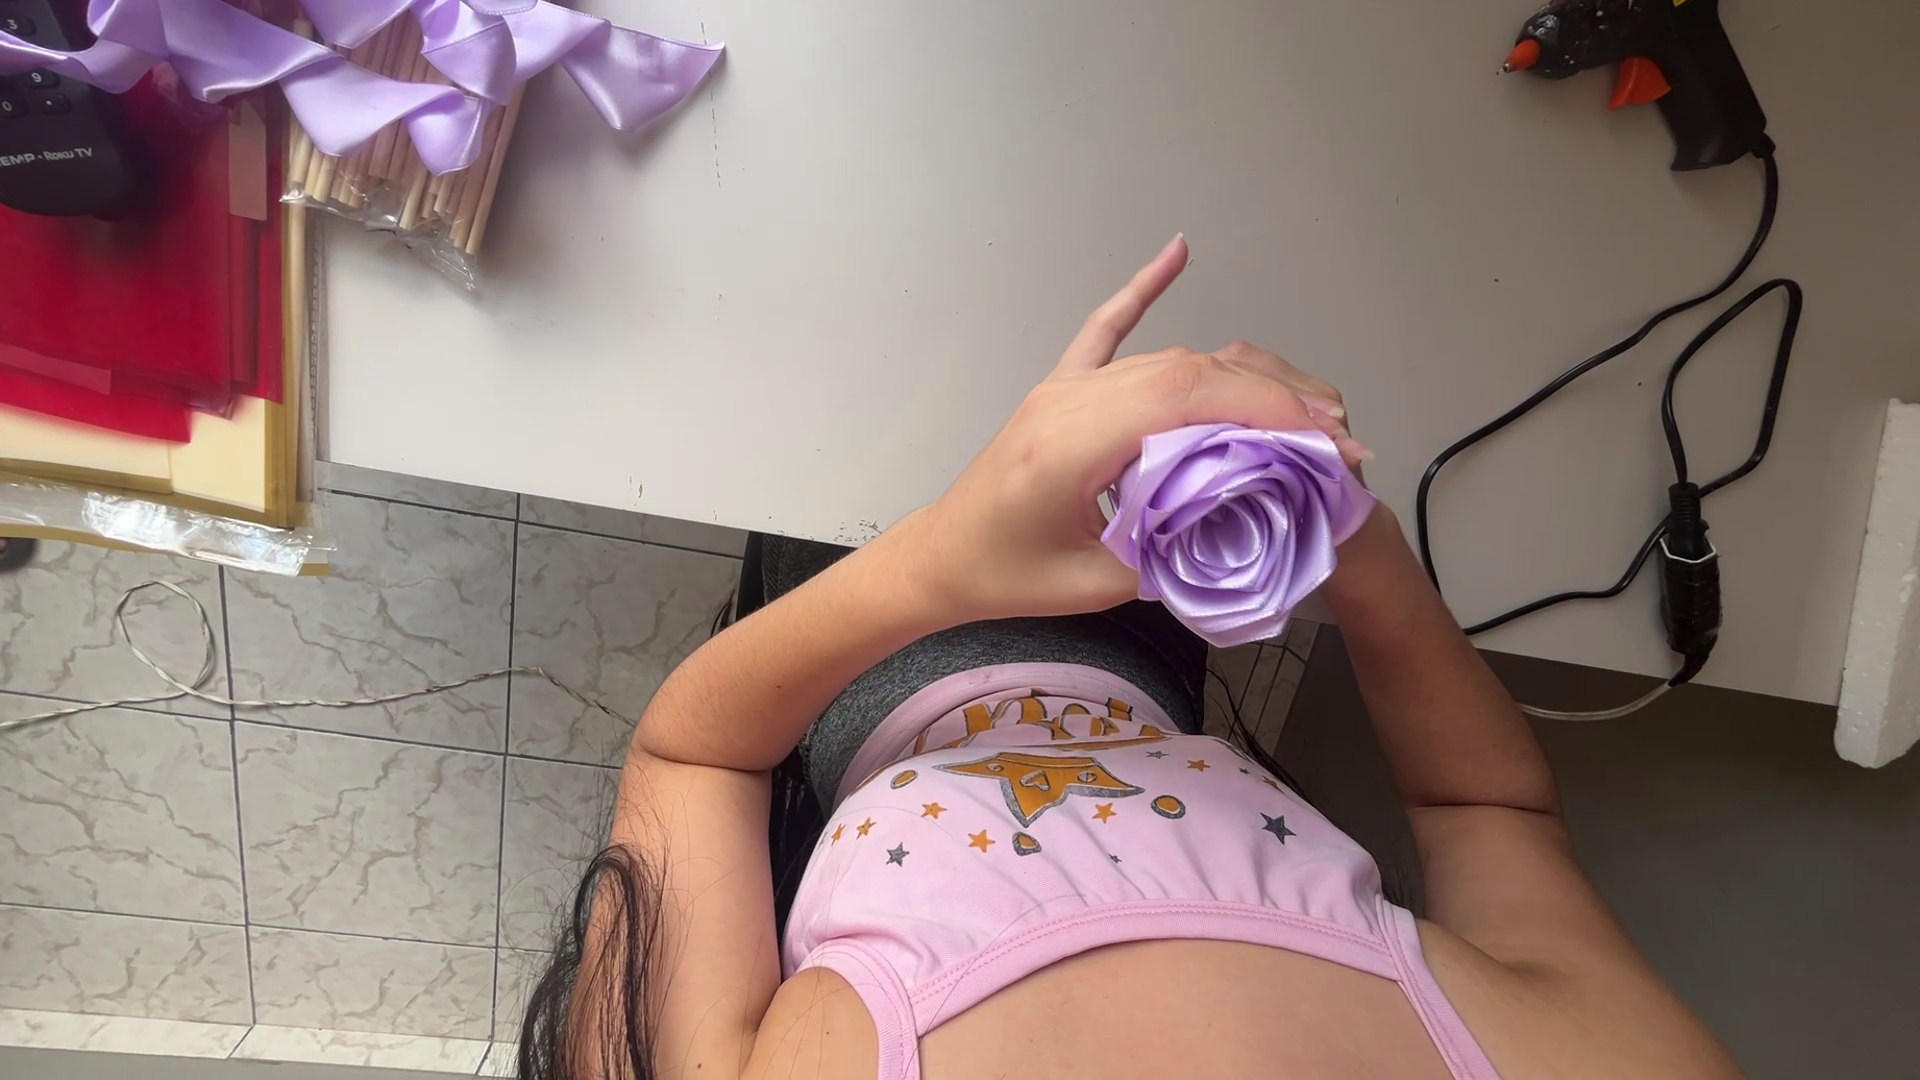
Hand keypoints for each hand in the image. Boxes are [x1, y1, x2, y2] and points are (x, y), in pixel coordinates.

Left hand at [904, 235, 1371, 623]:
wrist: (944, 554)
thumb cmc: (1006, 575)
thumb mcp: (1094, 585)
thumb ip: (1169, 553)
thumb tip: (1241, 522)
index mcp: (1073, 444)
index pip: (1189, 398)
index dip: (1268, 411)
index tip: (1326, 442)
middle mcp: (1070, 399)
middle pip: (1189, 369)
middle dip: (1270, 397)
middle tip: (1330, 433)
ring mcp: (1063, 387)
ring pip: (1166, 357)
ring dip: (1235, 375)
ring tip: (1296, 405)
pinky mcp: (1059, 388)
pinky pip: (1106, 329)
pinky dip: (1142, 290)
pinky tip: (1177, 253)